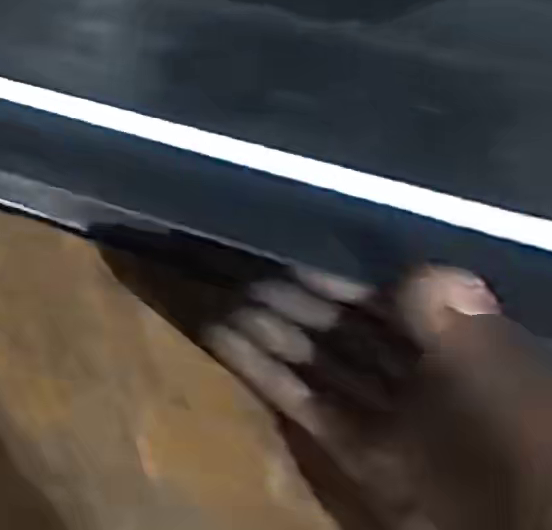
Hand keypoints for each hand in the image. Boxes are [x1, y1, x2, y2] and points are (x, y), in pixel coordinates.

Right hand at [206, 267, 551, 529]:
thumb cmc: (503, 450)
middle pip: (352, 336)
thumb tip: (430, 268)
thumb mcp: (492, 385)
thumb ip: (459, 329)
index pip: (403, 313)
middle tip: (247, 286)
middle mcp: (434, 393)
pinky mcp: (351, 450)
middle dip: (295, 306)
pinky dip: (254, 367)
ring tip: (223, 308)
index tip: (294, 265)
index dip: (347, 286)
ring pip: (318, 363)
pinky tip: (212, 335)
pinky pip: (298, 399)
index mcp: (478, 372)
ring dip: (268, 332)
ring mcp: (391, 425)